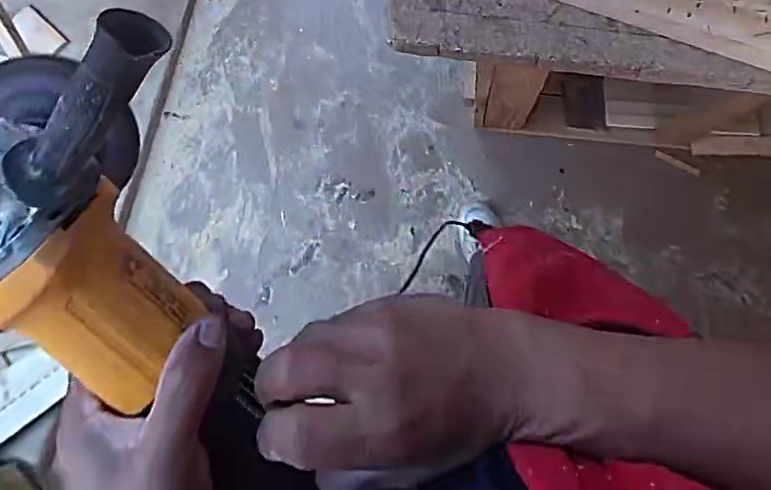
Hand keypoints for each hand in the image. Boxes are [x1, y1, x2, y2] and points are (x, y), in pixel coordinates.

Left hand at [52, 283, 260, 489]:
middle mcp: (114, 406)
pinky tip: (247, 353)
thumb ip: (182, 389)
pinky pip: (197, 376)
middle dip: (196, 319)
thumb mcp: (161, 455)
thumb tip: (209, 321)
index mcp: (89, 410)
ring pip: (178, 354)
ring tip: (248, 333)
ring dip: (215, 335)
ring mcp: (145, 417)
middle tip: (233, 316)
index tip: (195, 298)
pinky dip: (223, 358)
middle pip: (151, 339)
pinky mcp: (173, 426)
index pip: (108, 336)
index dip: (149, 307)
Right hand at [254, 296, 529, 473]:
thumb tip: (300, 450)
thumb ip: (344, 469)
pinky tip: (346, 353)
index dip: (272, 438)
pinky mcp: (385, 299)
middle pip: (284, 368)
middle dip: (270, 389)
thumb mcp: (404, 471)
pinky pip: (336, 318)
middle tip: (283, 401)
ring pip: (305, 335)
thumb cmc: (457, 426)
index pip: (291, 431)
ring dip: (297, 359)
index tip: (279, 438)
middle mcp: (371, 370)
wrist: (501, 364)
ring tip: (315, 376)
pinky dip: (328, 339)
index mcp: (377, 426)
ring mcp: (377, 326)